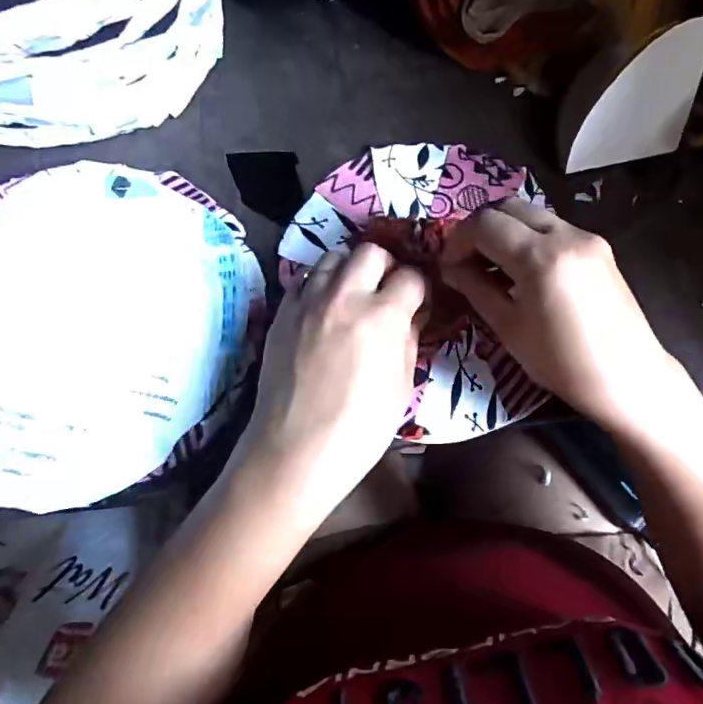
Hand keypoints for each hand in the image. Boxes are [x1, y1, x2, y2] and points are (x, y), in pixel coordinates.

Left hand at [241, 243, 424, 517]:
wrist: (295, 451)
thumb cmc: (360, 429)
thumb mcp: (401, 387)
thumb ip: (408, 342)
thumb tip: (410, 318)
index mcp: (383, 316)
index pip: (411, 276)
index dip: (420, 288)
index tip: (419, 301)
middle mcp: (345, 297)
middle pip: (370, 252)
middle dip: (386, 266)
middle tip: (387, 291)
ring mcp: (308, 302)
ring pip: (333, 257)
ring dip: (350, 269)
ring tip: (354, 294)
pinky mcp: (281, 314)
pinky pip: (304, 281)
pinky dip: (320, 285)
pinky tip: (325, 309)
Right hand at [440, 200, 684, 433]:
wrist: (629, 377)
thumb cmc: (562, 363)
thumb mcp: (509, 328)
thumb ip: (476, 288)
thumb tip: (451, 267)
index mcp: (540, 257)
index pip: (484, 223)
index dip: (458, 240)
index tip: (449, 265)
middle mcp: (566, 235)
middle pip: (507, 207)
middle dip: (480, 228)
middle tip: (467, 260)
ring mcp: (587, 237)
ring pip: (532, 214)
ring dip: (506, 230)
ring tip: (493, 267)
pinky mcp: (600, 247)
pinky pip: (554, 228)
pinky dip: (531, 238)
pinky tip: (525, 271)